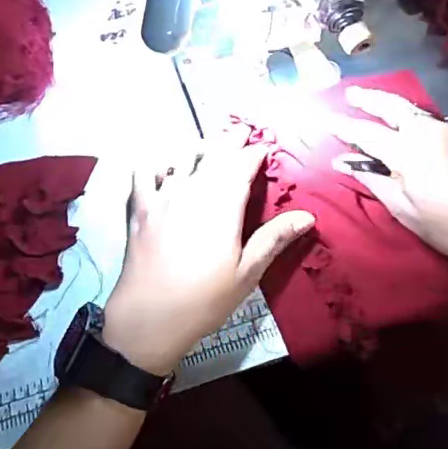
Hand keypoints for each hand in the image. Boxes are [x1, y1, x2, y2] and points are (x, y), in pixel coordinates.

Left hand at [101, 135, 315, 373]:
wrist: (148, 318)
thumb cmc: (204, 299)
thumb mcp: (247, 273)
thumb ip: (274, 239)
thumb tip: (307, 216)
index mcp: (222, 206)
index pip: (241, 166)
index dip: (254, 153)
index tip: (265, 146)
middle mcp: (192, 192)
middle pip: (214, 156)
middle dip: (230, 141)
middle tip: (243, 129)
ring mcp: (162, 198)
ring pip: (182, 159)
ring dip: (199, 147)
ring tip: (211, 144)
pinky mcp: (140, 209)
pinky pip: (145, 174)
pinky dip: (157, 163)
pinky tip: (165, 166)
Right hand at [330, 86, 447, 311]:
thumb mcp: (410, 215)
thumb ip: (377, 183)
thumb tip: (346, 162)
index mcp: (410, 152)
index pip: (367, 132)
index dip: (345, 126)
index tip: (328, 119)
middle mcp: (437, 130)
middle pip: (396, 107)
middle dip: (370, 99)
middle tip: (353, 94)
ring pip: (432, 124)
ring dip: (415, 128)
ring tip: (411, 145)